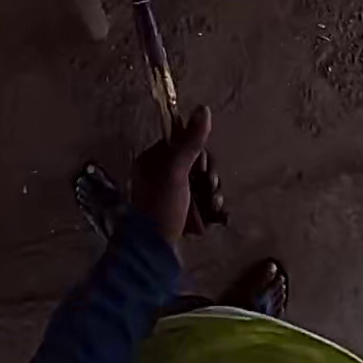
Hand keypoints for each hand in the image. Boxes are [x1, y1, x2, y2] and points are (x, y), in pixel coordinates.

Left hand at [132, 107, 218, 245]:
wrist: (153, 254)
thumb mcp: (176, 172)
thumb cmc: (161, 207)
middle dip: (206, 176)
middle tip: (207, 187)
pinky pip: (201, 203)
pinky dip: (208, 210)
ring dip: (210, 195)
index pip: (182, 144)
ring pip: (200, 185)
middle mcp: (159, 175)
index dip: (197, 153)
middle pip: (194, 164)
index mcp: (152, 160)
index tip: (201, 168)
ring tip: (210, 206)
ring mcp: (169, 195)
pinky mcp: (179, 214)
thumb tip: (203, 108)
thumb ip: (190, 142)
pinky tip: (211, 218)